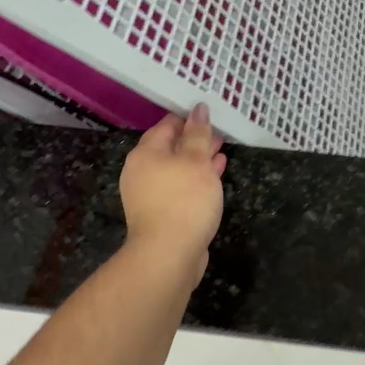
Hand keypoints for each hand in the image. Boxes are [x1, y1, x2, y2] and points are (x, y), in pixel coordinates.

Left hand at [119, 104, 226, 282]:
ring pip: (178, 168)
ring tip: (222, 150)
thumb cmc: (183, 200)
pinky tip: (216, 174)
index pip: (167, 125)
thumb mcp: (196, 160)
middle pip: (171, 147)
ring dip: (199, 160)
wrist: (169, 255)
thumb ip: (198, 133)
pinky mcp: (162, 213)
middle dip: (196, 139)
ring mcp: (150, 195)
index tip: (212, 114)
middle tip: (220, 132)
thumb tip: (198, 108)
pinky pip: (181, 187)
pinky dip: (197, 179)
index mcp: (146, 153)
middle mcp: (142, 172)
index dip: (189, 118)